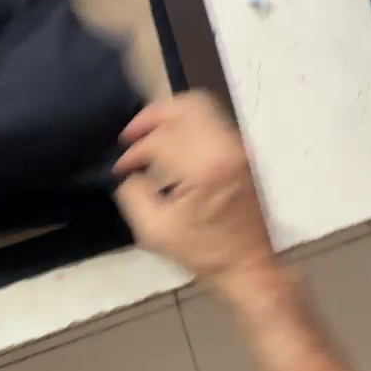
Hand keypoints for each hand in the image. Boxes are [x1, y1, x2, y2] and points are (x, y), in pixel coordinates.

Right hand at [112, 92, 282, 300]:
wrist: (248, 265)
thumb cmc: (202, 252)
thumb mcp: (155, 231)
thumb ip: (134, 195)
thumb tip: (129, 175)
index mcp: (203, 167)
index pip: (160, 139)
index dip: (134, 150)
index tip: (121, 168)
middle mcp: (224, 147)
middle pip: (186, 105)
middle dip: (153, 116)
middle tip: (132, 134)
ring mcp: (237, 148)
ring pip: (201, 109)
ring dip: (170, 119)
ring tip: (149, 138)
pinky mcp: (241, 154)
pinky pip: (211, 123)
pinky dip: (186, 127)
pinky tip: (171, 148)